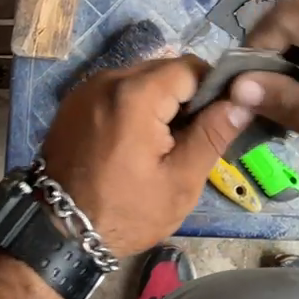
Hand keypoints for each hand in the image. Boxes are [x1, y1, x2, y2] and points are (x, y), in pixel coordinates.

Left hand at [39, 57, 249, 255]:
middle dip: (185, 95)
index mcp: (135, 94)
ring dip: (159, 100)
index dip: (212, 89)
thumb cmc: (124, 211)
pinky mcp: (75, 100)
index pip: (190, 67)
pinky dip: (134, 104)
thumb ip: (212, 135)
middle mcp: (109, 78)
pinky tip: (136, 140)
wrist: (56, 231)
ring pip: (141, 77)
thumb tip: (243, 100)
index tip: (218, 120)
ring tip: (164, 143)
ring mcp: (88, 87)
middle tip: (192, 138)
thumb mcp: (179, 181)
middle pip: (164, 69)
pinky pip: (117, 88)